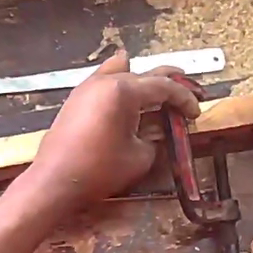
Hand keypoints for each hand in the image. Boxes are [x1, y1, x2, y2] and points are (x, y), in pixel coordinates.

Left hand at [20, 51, 202, 211]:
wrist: (55, 181)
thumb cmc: (100, 170)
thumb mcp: (141, 157)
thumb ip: (156, 138)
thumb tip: (159, 132)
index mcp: (124, 91)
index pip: (165, 87)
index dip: (185, 99)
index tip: (196, 112)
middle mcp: (107, 81)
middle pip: (146, 74)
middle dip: (171, 84)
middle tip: (190, 93)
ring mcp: (89, 86)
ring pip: (125, 72)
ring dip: (146, 80)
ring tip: (163, 87)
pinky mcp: (79, 98)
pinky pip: (106, 78)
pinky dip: (122, 79)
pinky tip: (127, 80)